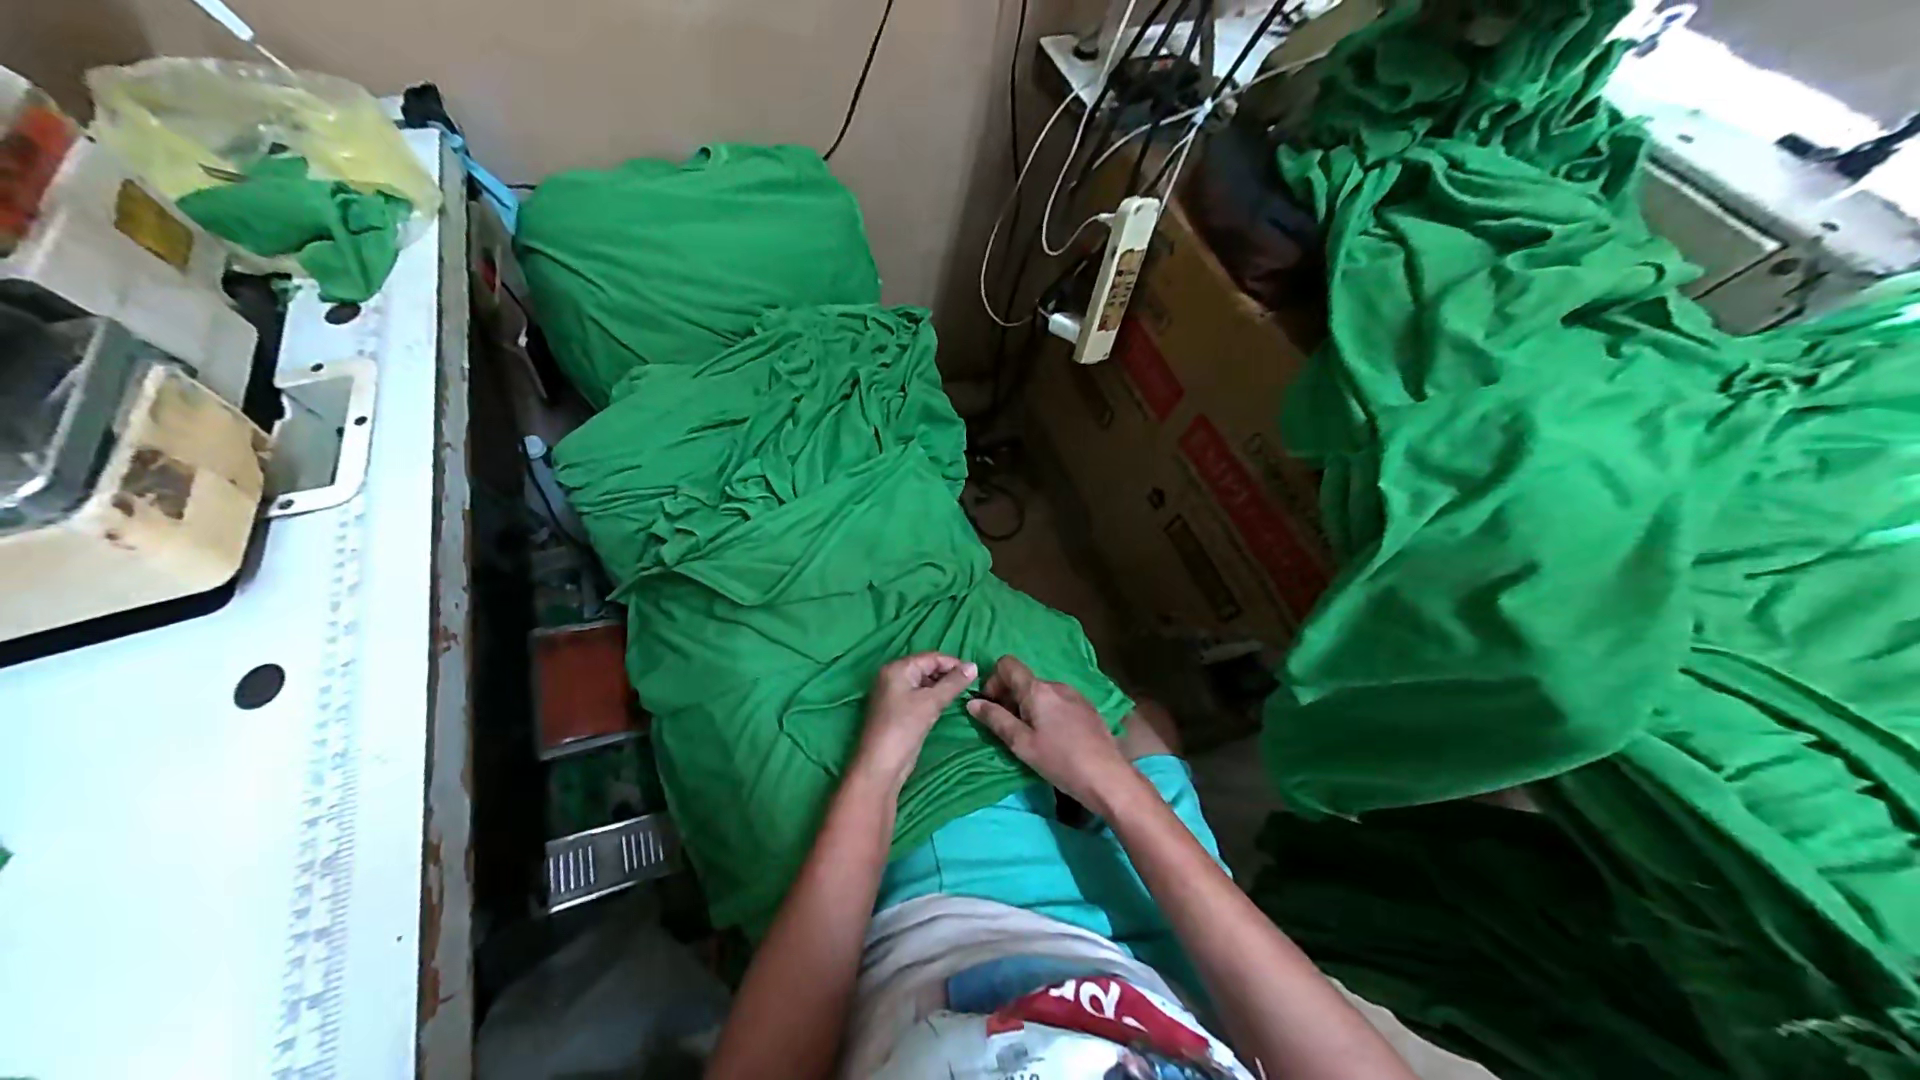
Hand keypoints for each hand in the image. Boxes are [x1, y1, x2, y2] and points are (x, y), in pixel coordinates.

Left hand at [857, 652, 976, 788]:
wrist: (880, 765)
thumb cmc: (904, 727)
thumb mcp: (931, 702)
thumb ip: (954, 682)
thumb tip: (974, 666)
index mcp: (897, 668)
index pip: (931, 657)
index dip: (953, 663)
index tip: (974, 673)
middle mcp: (892, 676)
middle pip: (926, 667)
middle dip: (947, 674)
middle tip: (969, 684)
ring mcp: (892, 693)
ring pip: (923, 682)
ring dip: (941, 686)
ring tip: (960, 694)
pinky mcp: (896, 709)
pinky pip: (918, 695)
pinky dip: (932, 696)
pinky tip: (945, 703)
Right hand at [966, 655, 1137, 812]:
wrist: (1108, 777)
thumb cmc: (1060, 761)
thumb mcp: (1021, 744)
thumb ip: (996, 719)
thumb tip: (973, 702)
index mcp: (1037, 689)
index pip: (1007, 664)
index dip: (993, 681)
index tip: (992, 706)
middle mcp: (1056, 684)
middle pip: (1024, 680)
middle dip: (1009, 698)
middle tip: (1007, 729)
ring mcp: (1075, 695)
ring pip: (1041, 692)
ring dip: (1028, 707)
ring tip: (1030, 737)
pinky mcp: (1087, 708)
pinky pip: (1058, 701)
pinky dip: (1047, 712)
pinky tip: (1053, 738)